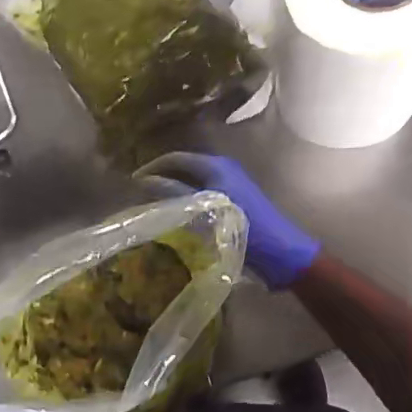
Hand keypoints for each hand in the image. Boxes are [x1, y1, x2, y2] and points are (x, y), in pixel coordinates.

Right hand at [136, 152, 319, 288]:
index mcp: (216, 165)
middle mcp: (223, 169)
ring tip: (153, 207)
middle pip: (183, 168)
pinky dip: (186, 200)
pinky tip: (176, 217)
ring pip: (192, 182)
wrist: (281, 253)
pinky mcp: (235, 201)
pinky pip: (203, 194)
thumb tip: (144, 182)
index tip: (130, 182)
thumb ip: (175, 193)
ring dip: (173, 190)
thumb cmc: (244, 228)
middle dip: (161, 178)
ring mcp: (230, 184)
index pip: (175, 159)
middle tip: (138, 195)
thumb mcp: (205, 210)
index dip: (152, 168)